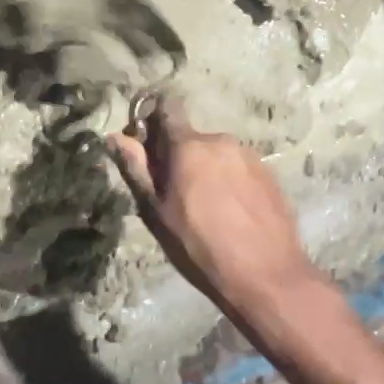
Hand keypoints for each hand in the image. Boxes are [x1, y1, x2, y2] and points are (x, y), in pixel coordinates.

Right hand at [106, 98, 316, 307]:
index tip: (145, 144)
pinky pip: (238, 169)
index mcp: (189, 146)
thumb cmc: (199, 246)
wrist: (266, 276)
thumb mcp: (157, 212)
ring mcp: (250, 156)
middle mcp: (221, 141)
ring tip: (205, 209)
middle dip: (178, 157)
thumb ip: (136, 170)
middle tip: (173, 195)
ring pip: (215, 154)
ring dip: (205, 170)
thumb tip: (114, 137)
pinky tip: (230, 215)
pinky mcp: (269, 175)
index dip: (151, 120)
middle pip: (190, 138)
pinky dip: (228, 183)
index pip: (166, 107)